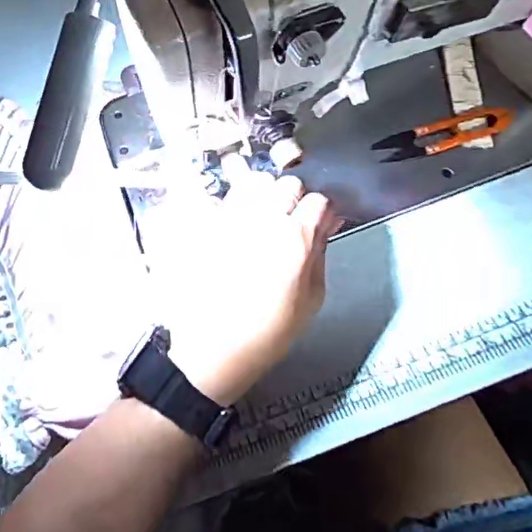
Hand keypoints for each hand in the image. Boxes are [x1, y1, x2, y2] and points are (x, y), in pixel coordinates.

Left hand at [144, 157, 339, 404]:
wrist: (211, 350)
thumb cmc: (264, 334)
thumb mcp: (311, 300)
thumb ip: (320, 254)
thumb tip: (326, 226)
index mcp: (295, 239)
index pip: (319, 201)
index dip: (322, 213)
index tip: (319, 224)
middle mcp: (263, 219)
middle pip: (288, 184)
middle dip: (294, 199)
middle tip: (292, 221)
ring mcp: (231, 218)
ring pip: (256, 181)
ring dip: (264, 193)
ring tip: (263, 215)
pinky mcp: (206, 225)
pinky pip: (224, 195)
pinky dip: (234, 200)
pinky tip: (237, 220)